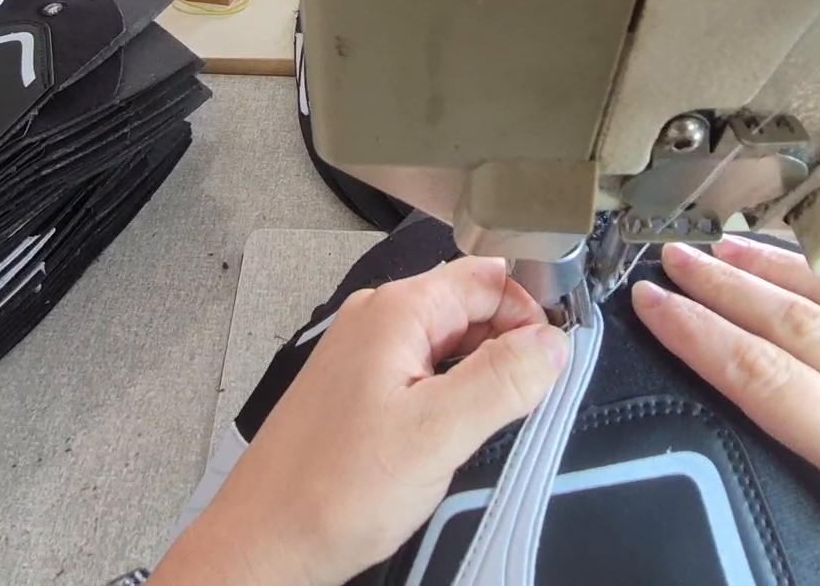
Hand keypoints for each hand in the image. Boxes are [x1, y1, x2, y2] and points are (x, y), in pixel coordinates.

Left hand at [153, 257, 570, 585]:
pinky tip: (459, 426)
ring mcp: (367, 349)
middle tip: (531, 397)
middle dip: (508, 341)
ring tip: (495, 418)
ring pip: (449, 338)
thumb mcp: (436, 432)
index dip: (528, 310)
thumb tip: (553, 341)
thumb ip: (502, 380)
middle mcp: (379, 316)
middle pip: (468, 303)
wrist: (264, 541)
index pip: (485, 277)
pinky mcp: (362, 382)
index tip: (556, 357)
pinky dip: (454, 387)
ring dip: (483, 369)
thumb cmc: (334, 488)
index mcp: (397, 310)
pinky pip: (425, 366)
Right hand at [632, 237, 819, 585]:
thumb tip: (692, 446)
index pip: (770, 377)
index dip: (698, 333)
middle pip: (808, 327)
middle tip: (673, 258)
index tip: (649, 300)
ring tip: (726, 248)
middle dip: (727, 287)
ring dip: (781, 272)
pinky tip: (805, 273)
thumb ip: (769, 501)